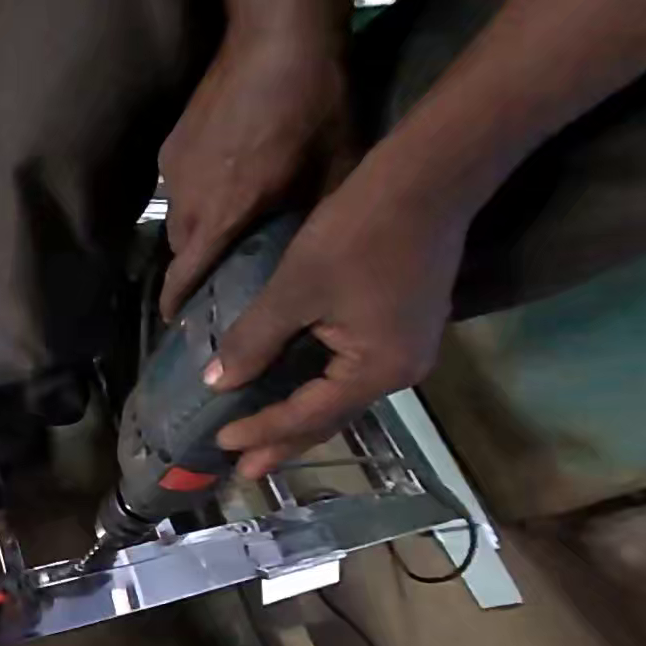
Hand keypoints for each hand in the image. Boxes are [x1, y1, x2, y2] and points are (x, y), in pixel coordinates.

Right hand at [157, 31, 353, 321]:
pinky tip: (220, 182)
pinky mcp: (171, 144)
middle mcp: (189, 199)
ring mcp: (175, 169)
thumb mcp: (330, 173)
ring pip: (176, 221)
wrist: (278, 30)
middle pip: (180, 252)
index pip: (183, 276)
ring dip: (194, 232)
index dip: (176, 303)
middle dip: (194, 268)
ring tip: (221, 227)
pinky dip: (194, 197)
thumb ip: (310, 223)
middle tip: (219, 272)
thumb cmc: (312, 104)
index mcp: (223, 215)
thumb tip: (307, 259)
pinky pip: (177, 188)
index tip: (175, 322)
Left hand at [206, 162, 468, 478]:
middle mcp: (398, 374)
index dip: (262, 430)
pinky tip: (295, 398)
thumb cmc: (358, 229)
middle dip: (283, 444)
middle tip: (245, 471)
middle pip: (328, 419)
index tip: (222, 443)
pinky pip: (350, 379)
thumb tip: (216, 382)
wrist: (430, 175)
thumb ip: (253, 341)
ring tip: (262, 445)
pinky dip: (317, 393)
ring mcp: (406, 355)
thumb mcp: (295, 289)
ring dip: (299, 422)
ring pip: (340, 401)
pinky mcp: (403, 334)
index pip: (306, 414)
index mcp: (376, 370)